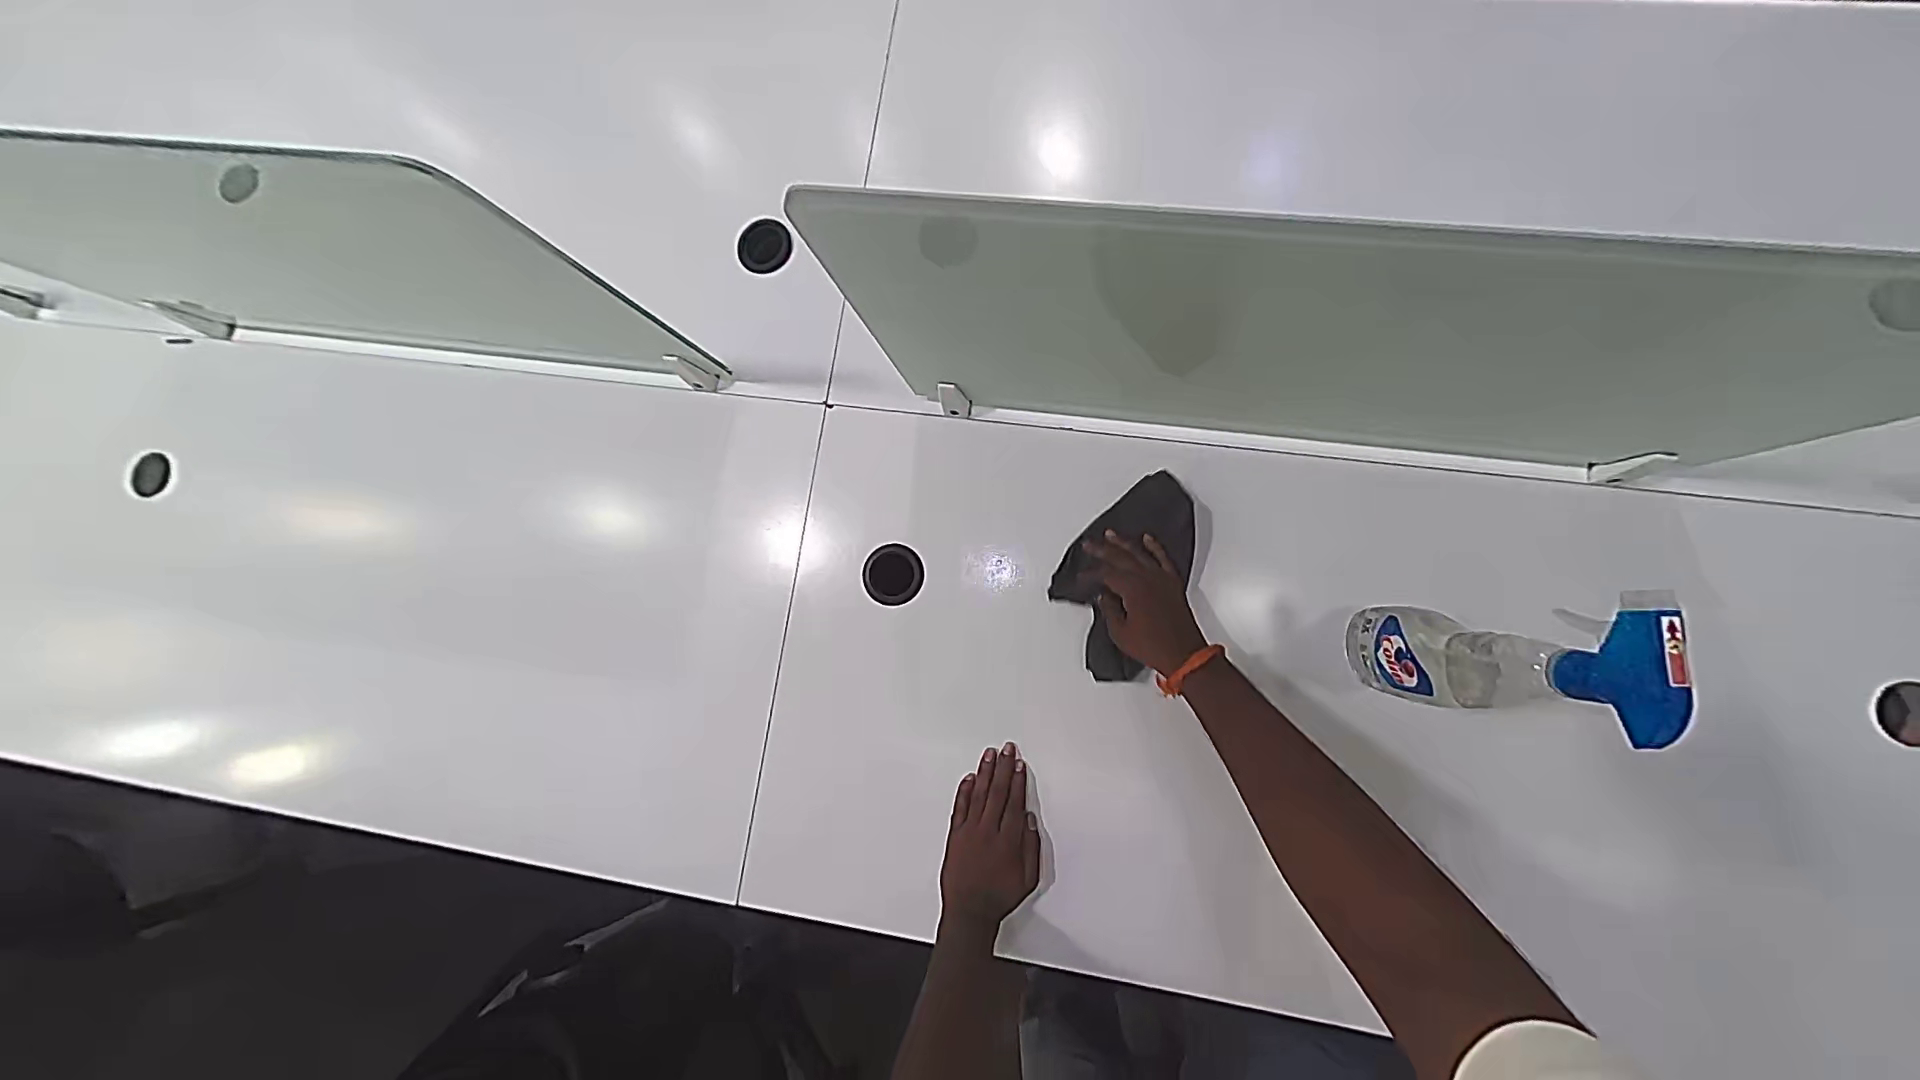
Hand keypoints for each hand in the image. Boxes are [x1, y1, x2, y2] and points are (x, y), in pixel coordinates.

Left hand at [939, 743, 1039, 938]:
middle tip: (1008, 749)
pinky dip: (965, 791)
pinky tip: (970, 777)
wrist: (969, 911)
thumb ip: (1031, 847)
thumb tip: (1029, 820)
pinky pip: (960, 807)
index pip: (1015, 801)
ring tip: (990, 754)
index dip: (1018, 780)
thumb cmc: (999, 897)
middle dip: (1004, 767)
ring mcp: (970, 831)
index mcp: (1008, 840)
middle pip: (998, 791)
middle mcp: (988, 831)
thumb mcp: (1028, 878)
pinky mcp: (955, 835)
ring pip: (979, 794)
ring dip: (986, 772)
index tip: (1020, 764)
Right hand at [1082, 531, 1208, 674]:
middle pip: (1120, 557)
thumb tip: (1104, 596)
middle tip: (1088, 545)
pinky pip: (1163, 557)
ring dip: (1123, 542)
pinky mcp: (1172, 582)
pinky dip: (1154, 546)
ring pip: (1139, 552)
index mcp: (1132, 588)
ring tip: (1110, 534)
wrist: (1183, 654)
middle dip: (1102, 549)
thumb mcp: (1120, 632)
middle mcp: (1147, 578)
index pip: (1106, 573)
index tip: (1082, 577)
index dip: (1091, 574)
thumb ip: (1109, 609)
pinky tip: (1147, 538)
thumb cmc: (1153, 646)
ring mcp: (1161, 578)